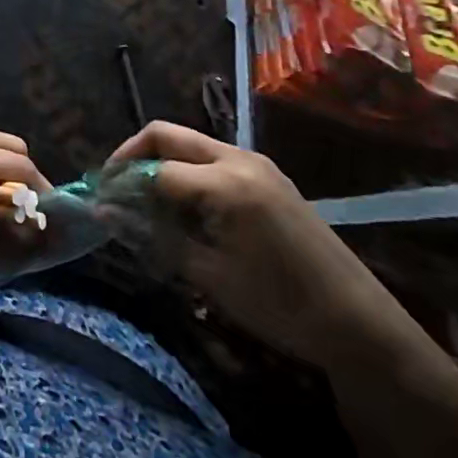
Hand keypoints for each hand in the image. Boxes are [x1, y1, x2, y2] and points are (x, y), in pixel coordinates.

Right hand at [106, 122, 414, 370]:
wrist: (359, 323)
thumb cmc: (279, 304)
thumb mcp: (208, 274)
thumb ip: (154, 234)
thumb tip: (108, 212)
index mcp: (225, 184)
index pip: (153, 169)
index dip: (120, 185)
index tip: (99, 204)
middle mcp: (239, 160)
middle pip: (167, 134)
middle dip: (132, 154)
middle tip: (113, 185)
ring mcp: (256, 164)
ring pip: (189, 142)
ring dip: (159, 160)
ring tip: (142, 197)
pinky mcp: (268, 176)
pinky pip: (212, 157)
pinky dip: (185, 169)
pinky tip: (181, 204)